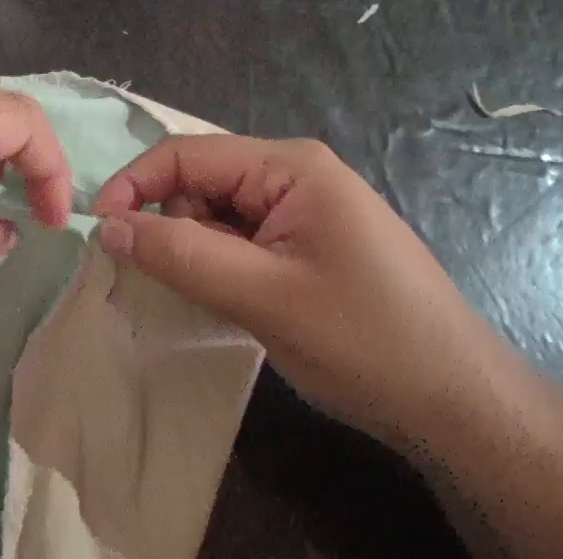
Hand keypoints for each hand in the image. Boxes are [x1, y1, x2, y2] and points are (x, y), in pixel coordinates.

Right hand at [92, 135, 532, 449]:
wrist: (463, 407)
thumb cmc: (366, 341)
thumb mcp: (264, 297)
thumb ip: (182, 254)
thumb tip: (107, 227)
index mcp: (290, 166)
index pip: (187, 155)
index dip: (135, 185)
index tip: (99, 233)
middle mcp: (295, 175)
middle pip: (201, 182)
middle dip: (171, 224)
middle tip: (170, 281)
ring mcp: (305, 210)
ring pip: (217, 214)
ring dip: (196, 249)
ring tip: (213, 299)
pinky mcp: (309, 244)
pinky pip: (241, 239)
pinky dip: (220, 265)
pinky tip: (232, 301)